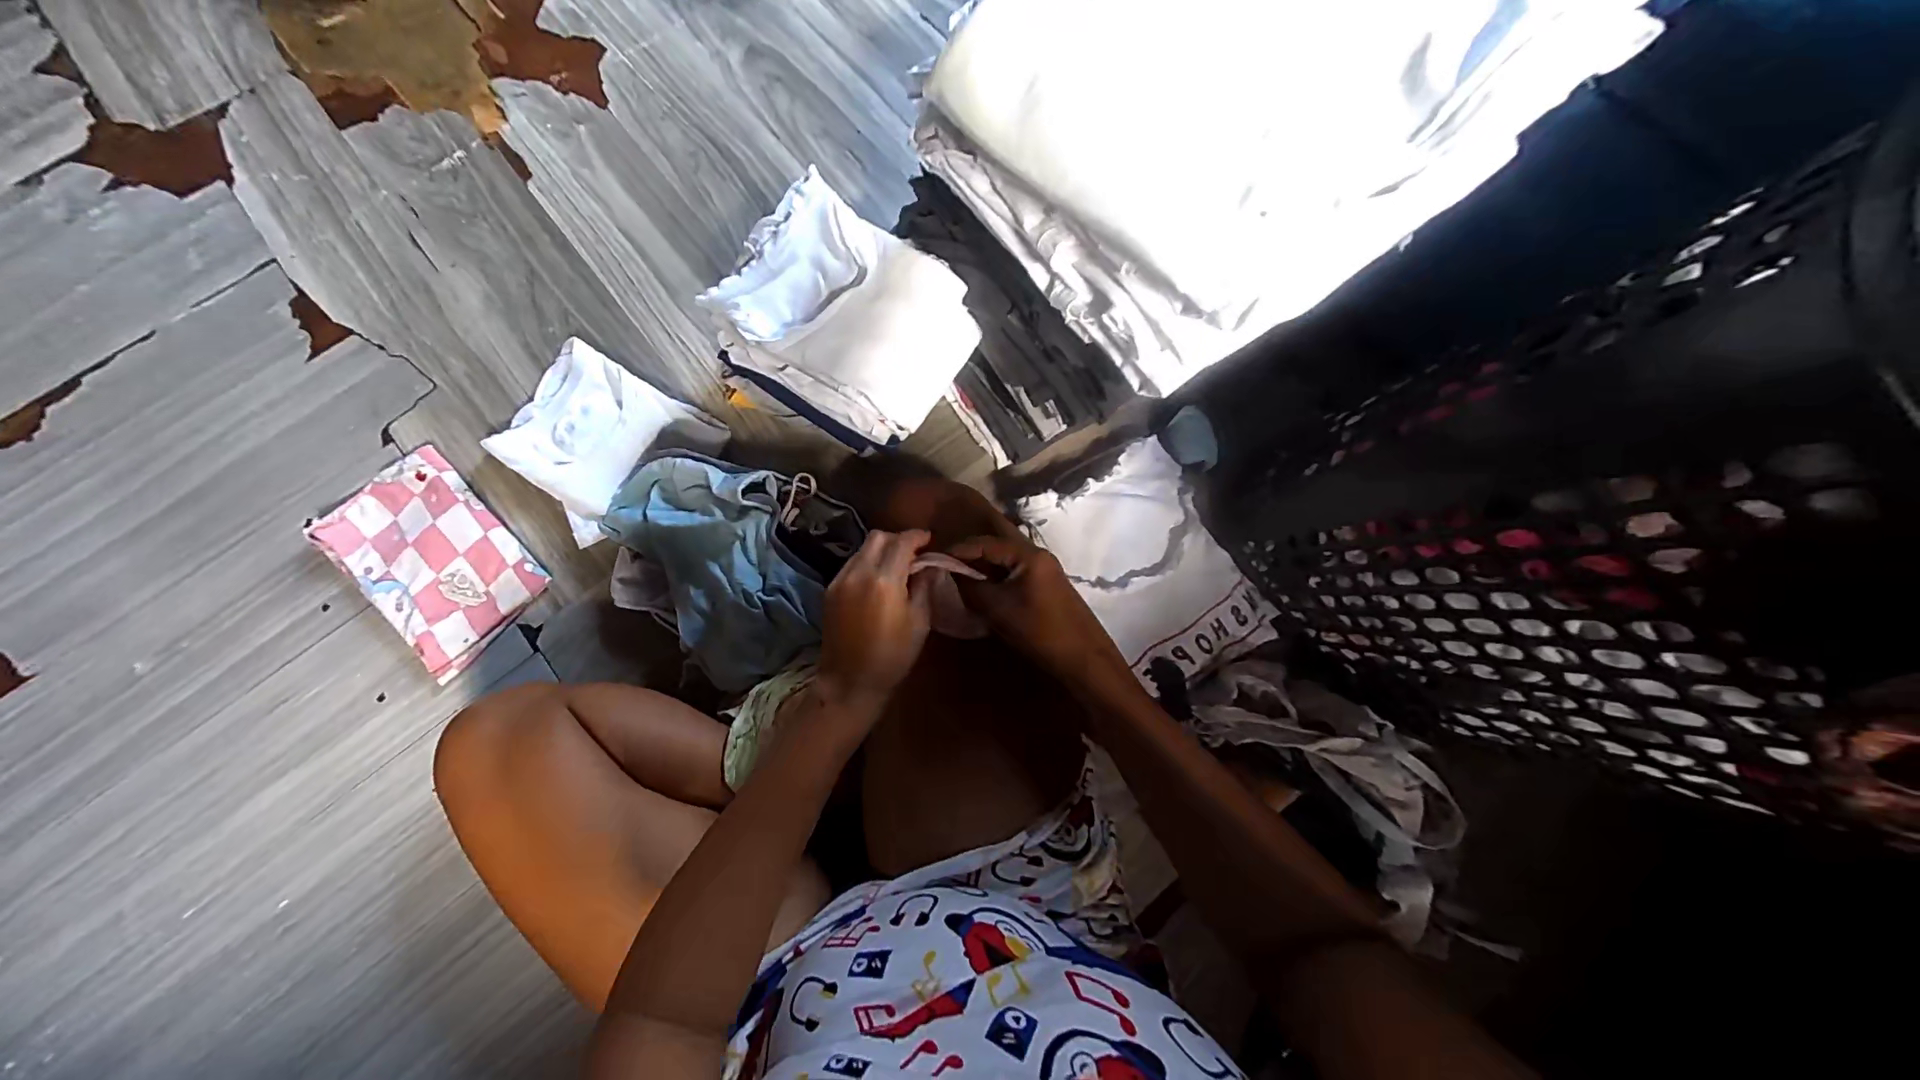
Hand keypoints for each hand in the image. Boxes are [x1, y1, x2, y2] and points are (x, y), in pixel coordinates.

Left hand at [816, 529, 936, 711]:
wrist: (849, 682)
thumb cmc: (892, 657)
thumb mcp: (919, 622)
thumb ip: (924, 587)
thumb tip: (929, 566)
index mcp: (883, 580)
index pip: (902, 542)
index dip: (917, 537)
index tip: (929, 539)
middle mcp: (858, 572)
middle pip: (877, 537)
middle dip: (898, 539)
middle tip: (914, 553)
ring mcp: (840, 580)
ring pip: (862, 549)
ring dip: (881, 550)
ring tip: (897, 566)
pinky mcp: (830, 590)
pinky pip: (851, 564)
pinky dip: (867, 563)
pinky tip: (878, 580)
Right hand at [944, 533, 1130, 687]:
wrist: (1083, 659)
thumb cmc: (1039, 631)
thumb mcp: (997, 609)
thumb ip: (970, 586)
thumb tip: (949, 571)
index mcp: (1028, 554)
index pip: (985, 542)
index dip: (958, 548)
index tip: (935, 557)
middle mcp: (1039, 555)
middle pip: (997, 546)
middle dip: (970, 554)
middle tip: (945, 565)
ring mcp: (1046, 570)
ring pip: (1006, 560)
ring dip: (983, 566)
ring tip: (959, 577)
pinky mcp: (1048, 586)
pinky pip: (1016, 572)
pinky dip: (997, 577)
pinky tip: (984, 590)